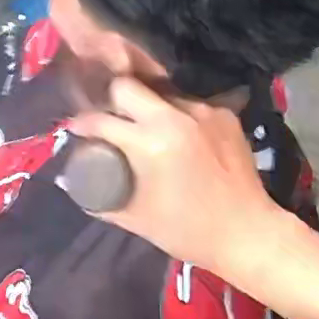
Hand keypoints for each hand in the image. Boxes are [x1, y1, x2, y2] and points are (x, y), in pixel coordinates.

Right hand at [68, 76, 287, 276]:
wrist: (247, 232)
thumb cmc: (188, 231)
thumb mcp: (136, 218)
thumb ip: (99, 196)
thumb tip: (71, 178)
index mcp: (151, 143)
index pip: (102, 119)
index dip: (82, 124)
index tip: (77, 129)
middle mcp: (176, 116)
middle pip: (129, 86)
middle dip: (113, 100)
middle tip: (110, 120)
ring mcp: (204, 111)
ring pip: (162, 93)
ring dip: (148, 108)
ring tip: (147, 130)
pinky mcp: (224, 114)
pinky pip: (190, 105)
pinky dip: (178, 117)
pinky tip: (180, 138)